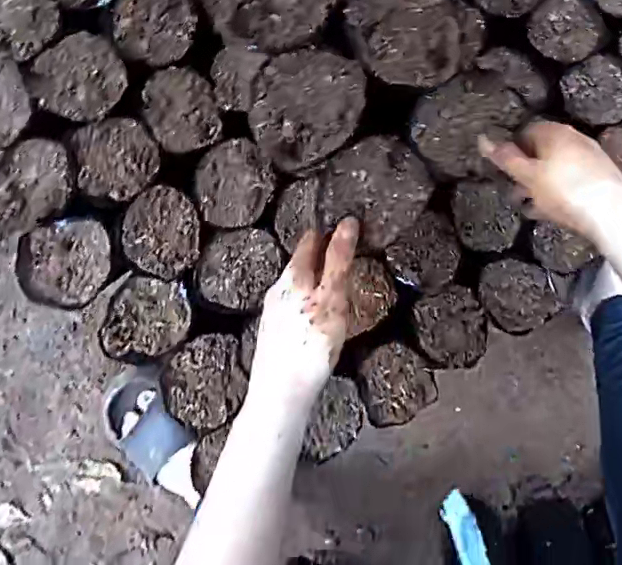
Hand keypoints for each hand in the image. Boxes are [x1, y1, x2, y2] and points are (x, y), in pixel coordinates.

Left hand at [247, 217, 358, 412]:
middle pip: (302, 262)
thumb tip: (347, 222)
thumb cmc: (310, 345)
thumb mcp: (332, 297)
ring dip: (316, 277)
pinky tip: (319, 313)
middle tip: (347, 251)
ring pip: (298, 284)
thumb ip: (339, 259)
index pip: (311, 239)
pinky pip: (294, 305)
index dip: (329, 230)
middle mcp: (279, 289)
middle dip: (322, 253)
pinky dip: (309, 299)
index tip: (348, 225)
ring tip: (338, 280)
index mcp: (293, 275)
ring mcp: (273, 313)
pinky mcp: (273, 334)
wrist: (278, 398)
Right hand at [478, 121, 621, 245]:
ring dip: (542, 184)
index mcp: (555, 132)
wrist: (614, 214)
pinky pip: (574, 180)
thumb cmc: (565, 191)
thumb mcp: (528, 176)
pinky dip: (560, 191)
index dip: (512, 150)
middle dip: (528, 170)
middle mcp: (575, 138)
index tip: (503, 170)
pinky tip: (554, 211)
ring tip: (531, 206)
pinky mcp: (603, 177)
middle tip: (515, 191)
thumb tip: (483, 139)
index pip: (526, 131)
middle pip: (543, 150)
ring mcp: (591, 157)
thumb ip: (505, 159)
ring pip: (558, 167)